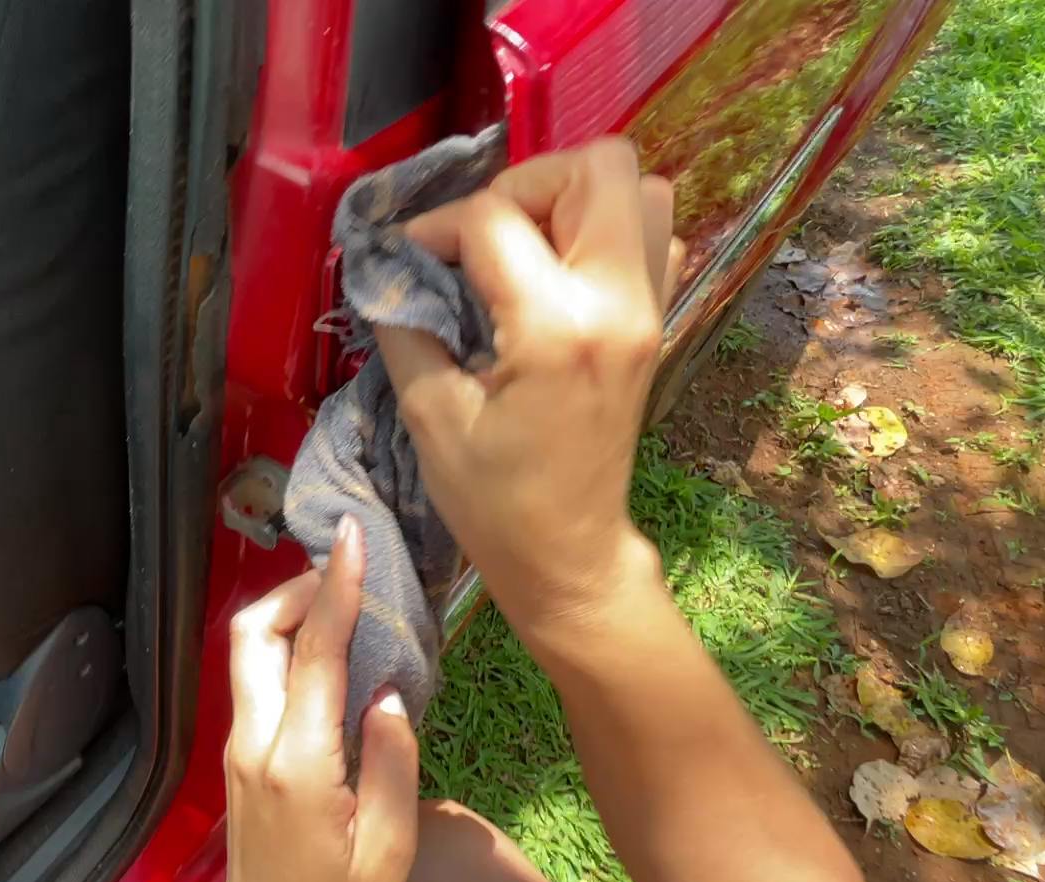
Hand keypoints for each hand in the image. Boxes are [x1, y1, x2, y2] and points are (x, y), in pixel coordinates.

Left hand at [207, 515, 421, 881]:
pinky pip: (253, 674)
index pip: (315, 653)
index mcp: (297, 761)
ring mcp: (238, 743)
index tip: (351, 538)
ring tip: (338, 601)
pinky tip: (321, 649)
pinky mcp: (238, 751)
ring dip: (284, 610)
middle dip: (295, 588)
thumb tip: (384, 690)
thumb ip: (391, 761)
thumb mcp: (388, 849)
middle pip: (252, 632)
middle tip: (345, 575)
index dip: (337, 588)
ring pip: (244, 648)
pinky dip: (281, 642)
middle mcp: (254, 739)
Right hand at [373, 138, 684, 638]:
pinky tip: (556, 274)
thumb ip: (406, 329)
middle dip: (522, 184)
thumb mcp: (430, 418)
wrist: (567, 552)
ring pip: (637, 188)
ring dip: (568, 200)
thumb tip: (389, 274)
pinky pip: (649, 235)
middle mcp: (618, 303)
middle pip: (596, 167)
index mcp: (555, 330)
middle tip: (478, 237)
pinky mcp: (655, 324)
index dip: (436, 226)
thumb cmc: (492, 502)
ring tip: (519, 249)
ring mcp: (649, 310)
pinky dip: (601, 232)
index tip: (405, 257)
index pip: (495, 221)